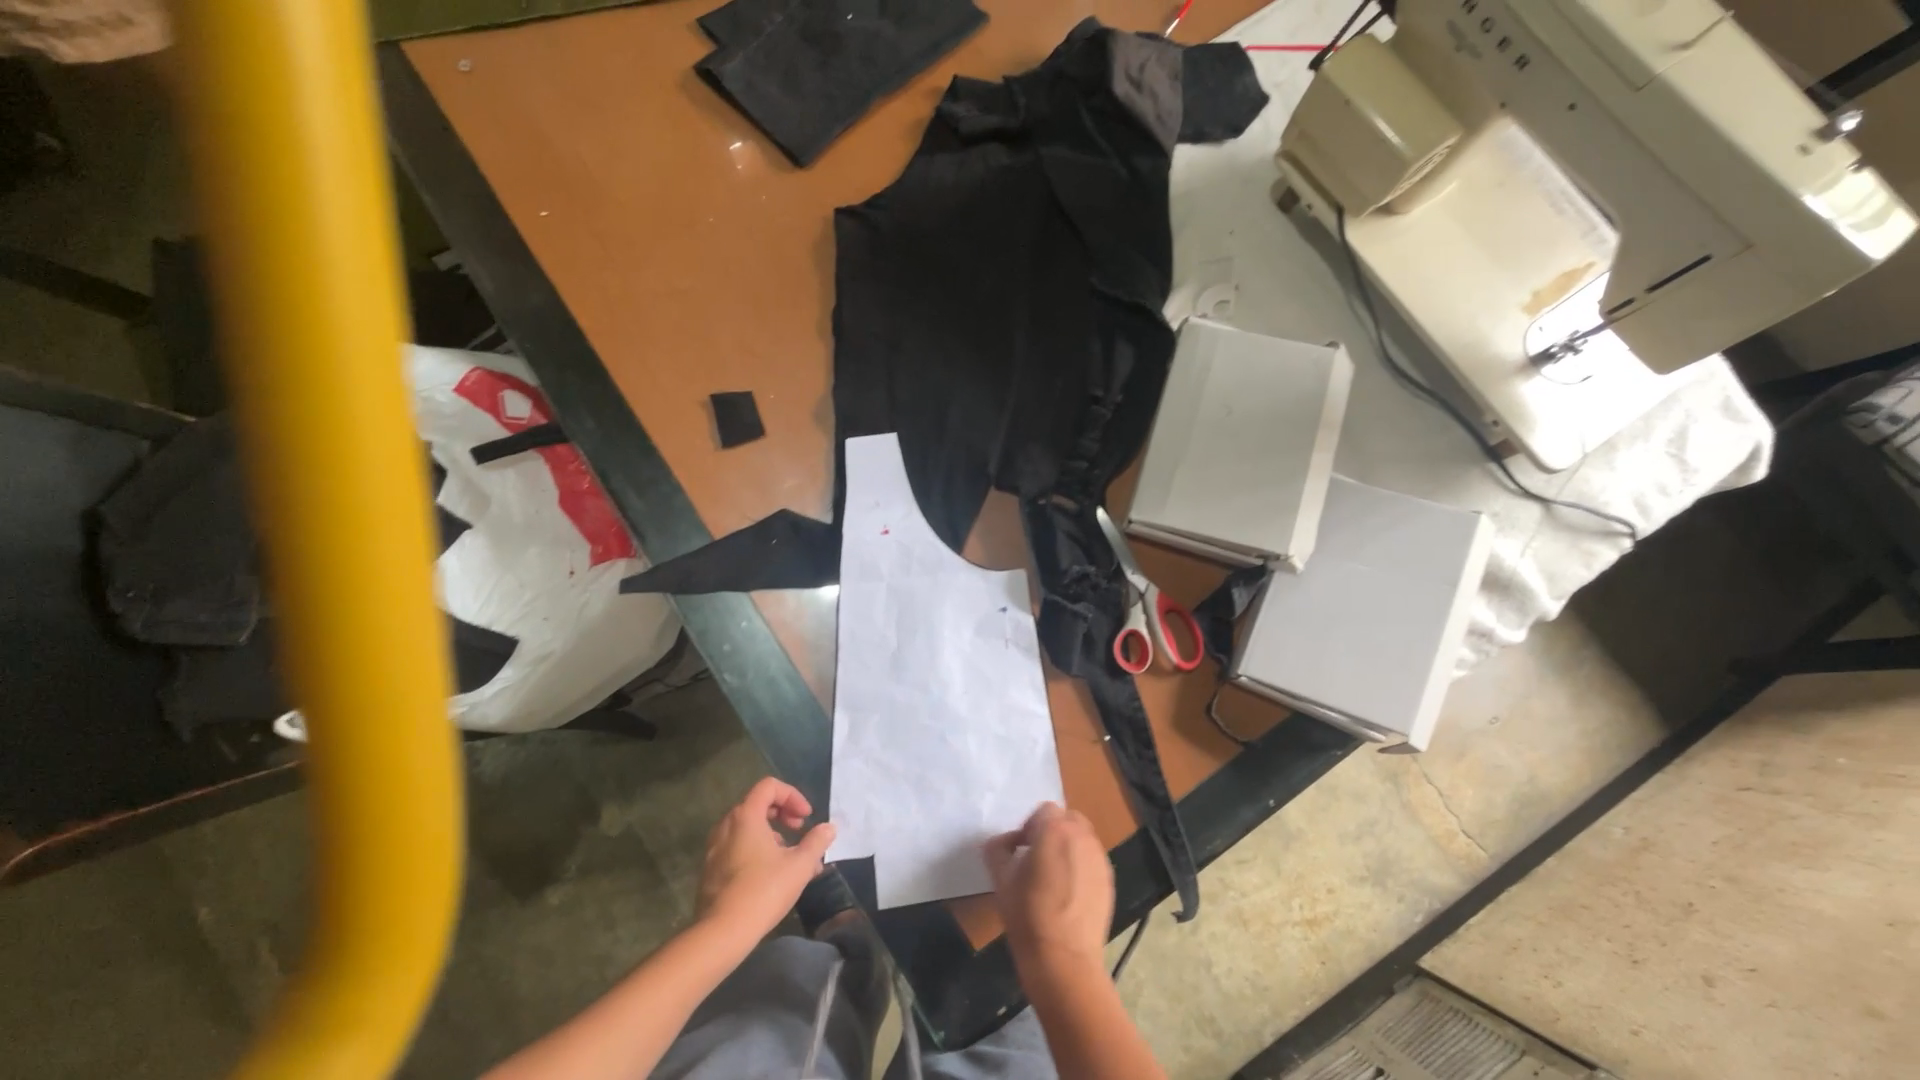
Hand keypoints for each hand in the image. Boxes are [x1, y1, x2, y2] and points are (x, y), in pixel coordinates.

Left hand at [697, 777, 835, 938]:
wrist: (722, 932)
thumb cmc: (764, 891)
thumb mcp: (800, 865)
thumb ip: (817, 842)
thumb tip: (829, 827)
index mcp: (745, 816)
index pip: (769, 787)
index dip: (792, 796)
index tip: (806, 818)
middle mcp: (725, 826)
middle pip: (756, 805)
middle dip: (783, 814)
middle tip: (800, 831)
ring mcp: (714, 848)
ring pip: (747, 829)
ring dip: (772, 835)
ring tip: (791, 859)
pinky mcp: (710, 870)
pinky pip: (736, 847)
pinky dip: (756, 850)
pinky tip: (771, 876)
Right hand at [983, 802, 1112, 975]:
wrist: (1064, 958)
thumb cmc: (1027, 914)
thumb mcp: (1000, 879)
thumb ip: (998, 849)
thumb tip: (1004, 841)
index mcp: (1054, 830)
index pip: (1043, 811)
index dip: (1029, 827)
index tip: (1021, 851)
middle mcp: (1082, 837)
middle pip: (1068, 819)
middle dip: (1052, 831)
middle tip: (1036, 859)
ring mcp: (1100, 858)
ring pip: (1082, 839)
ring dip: (1068, 847)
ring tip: (1053, 878)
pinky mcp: (1109, 880)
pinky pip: (1092, 860)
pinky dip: (1081, 866)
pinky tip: (1069, 894)